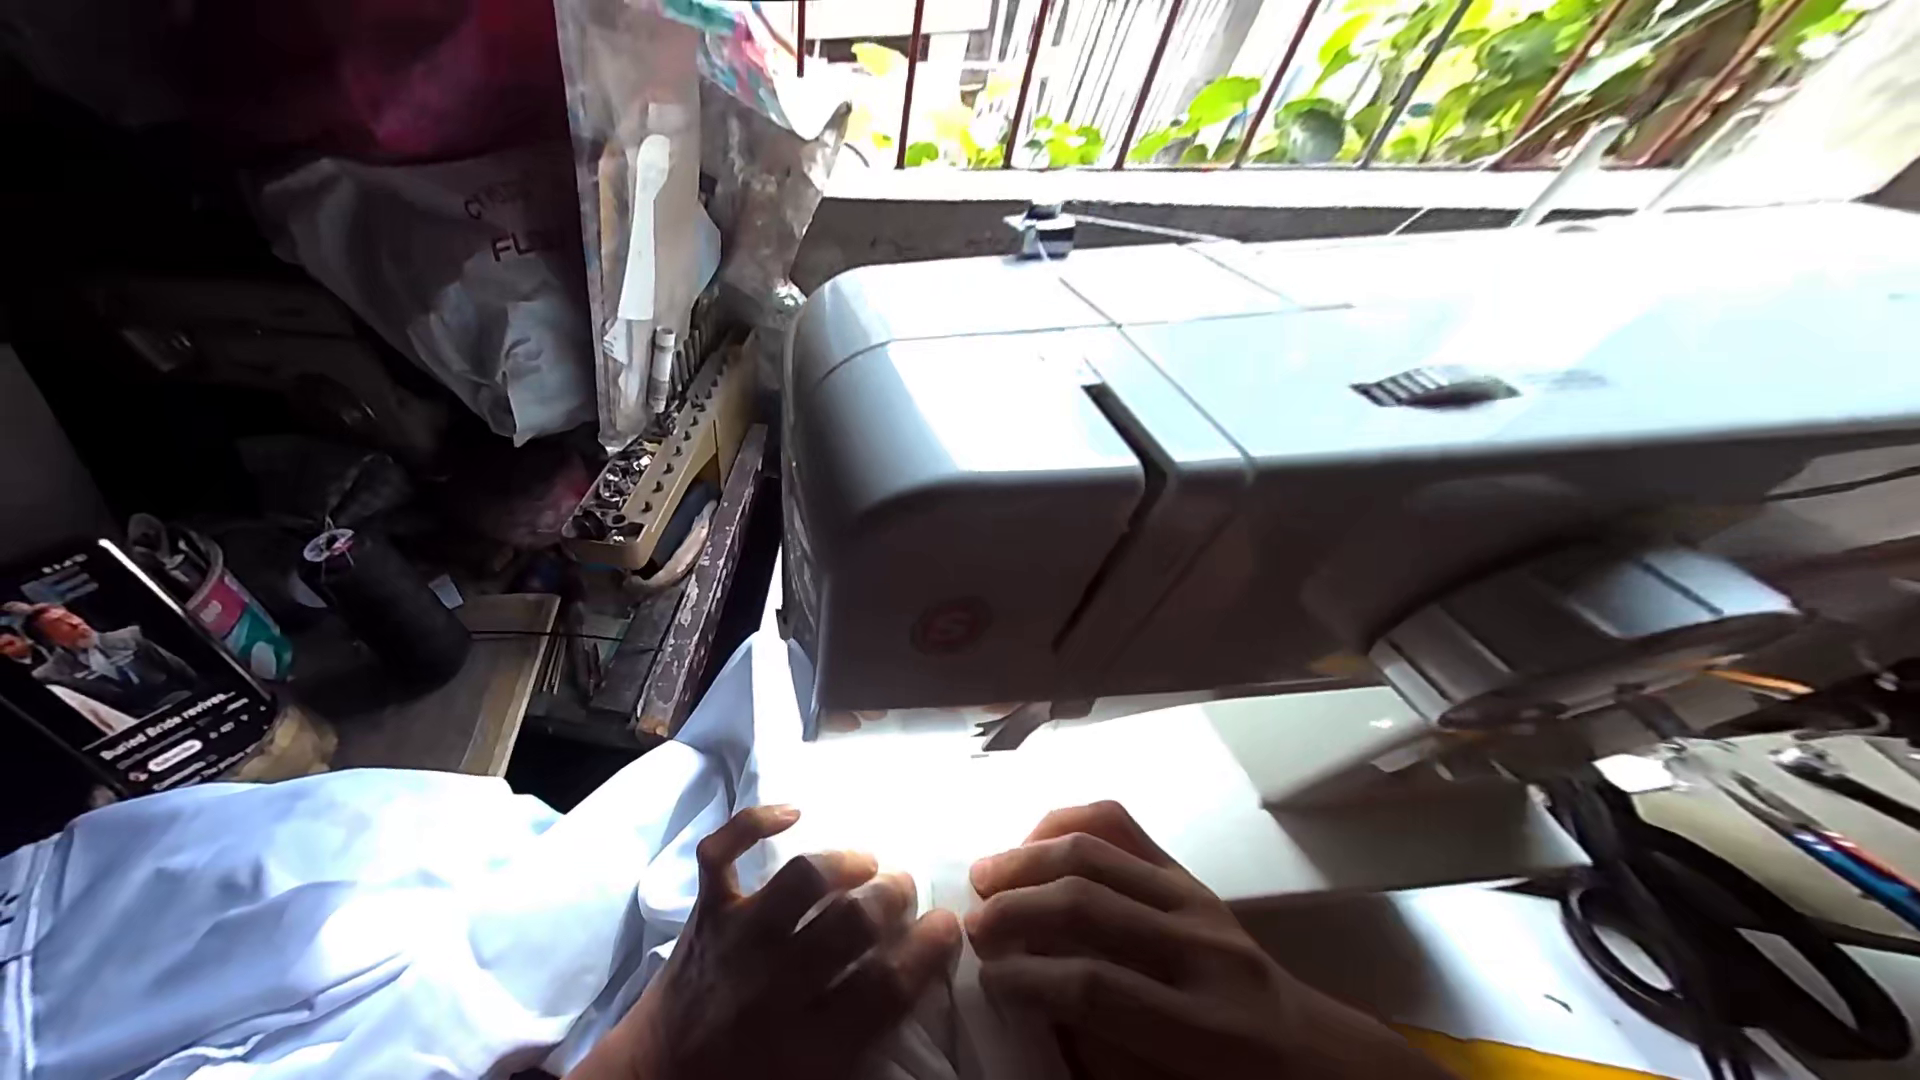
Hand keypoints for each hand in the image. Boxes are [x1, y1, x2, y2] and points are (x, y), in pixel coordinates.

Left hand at [569, 805, 961, 1079]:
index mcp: (807, 1043)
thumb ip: (867, 1038)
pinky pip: (722, 853)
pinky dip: (754, 821)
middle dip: (890, 897)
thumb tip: (917, 982)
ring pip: (798, 880)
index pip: (885, 987)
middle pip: (848, 924)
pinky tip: (792, 812)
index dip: (927, 948)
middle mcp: (773, 986)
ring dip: (842, 863)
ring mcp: (735, 939)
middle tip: (902, 890)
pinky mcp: (705, 912)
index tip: (947, 923)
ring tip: (864, 863)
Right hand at [967, 801, 1453, 1079]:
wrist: (1313, 1056)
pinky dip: (1068, 820)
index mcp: (1206, 1027)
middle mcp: (1201, 946)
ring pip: (1097, 849)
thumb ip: (1101, 1047)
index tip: (986, 980)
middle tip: (972, 924)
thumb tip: (1028, 996)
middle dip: (1017, 909)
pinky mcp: (1187, 872)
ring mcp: (1195, 897)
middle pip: (1088, 902)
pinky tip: (1035, 840)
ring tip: (986, 875)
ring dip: (1029, 858)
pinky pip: (1121, 821)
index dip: (1028, 980)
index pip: (1098, 986)